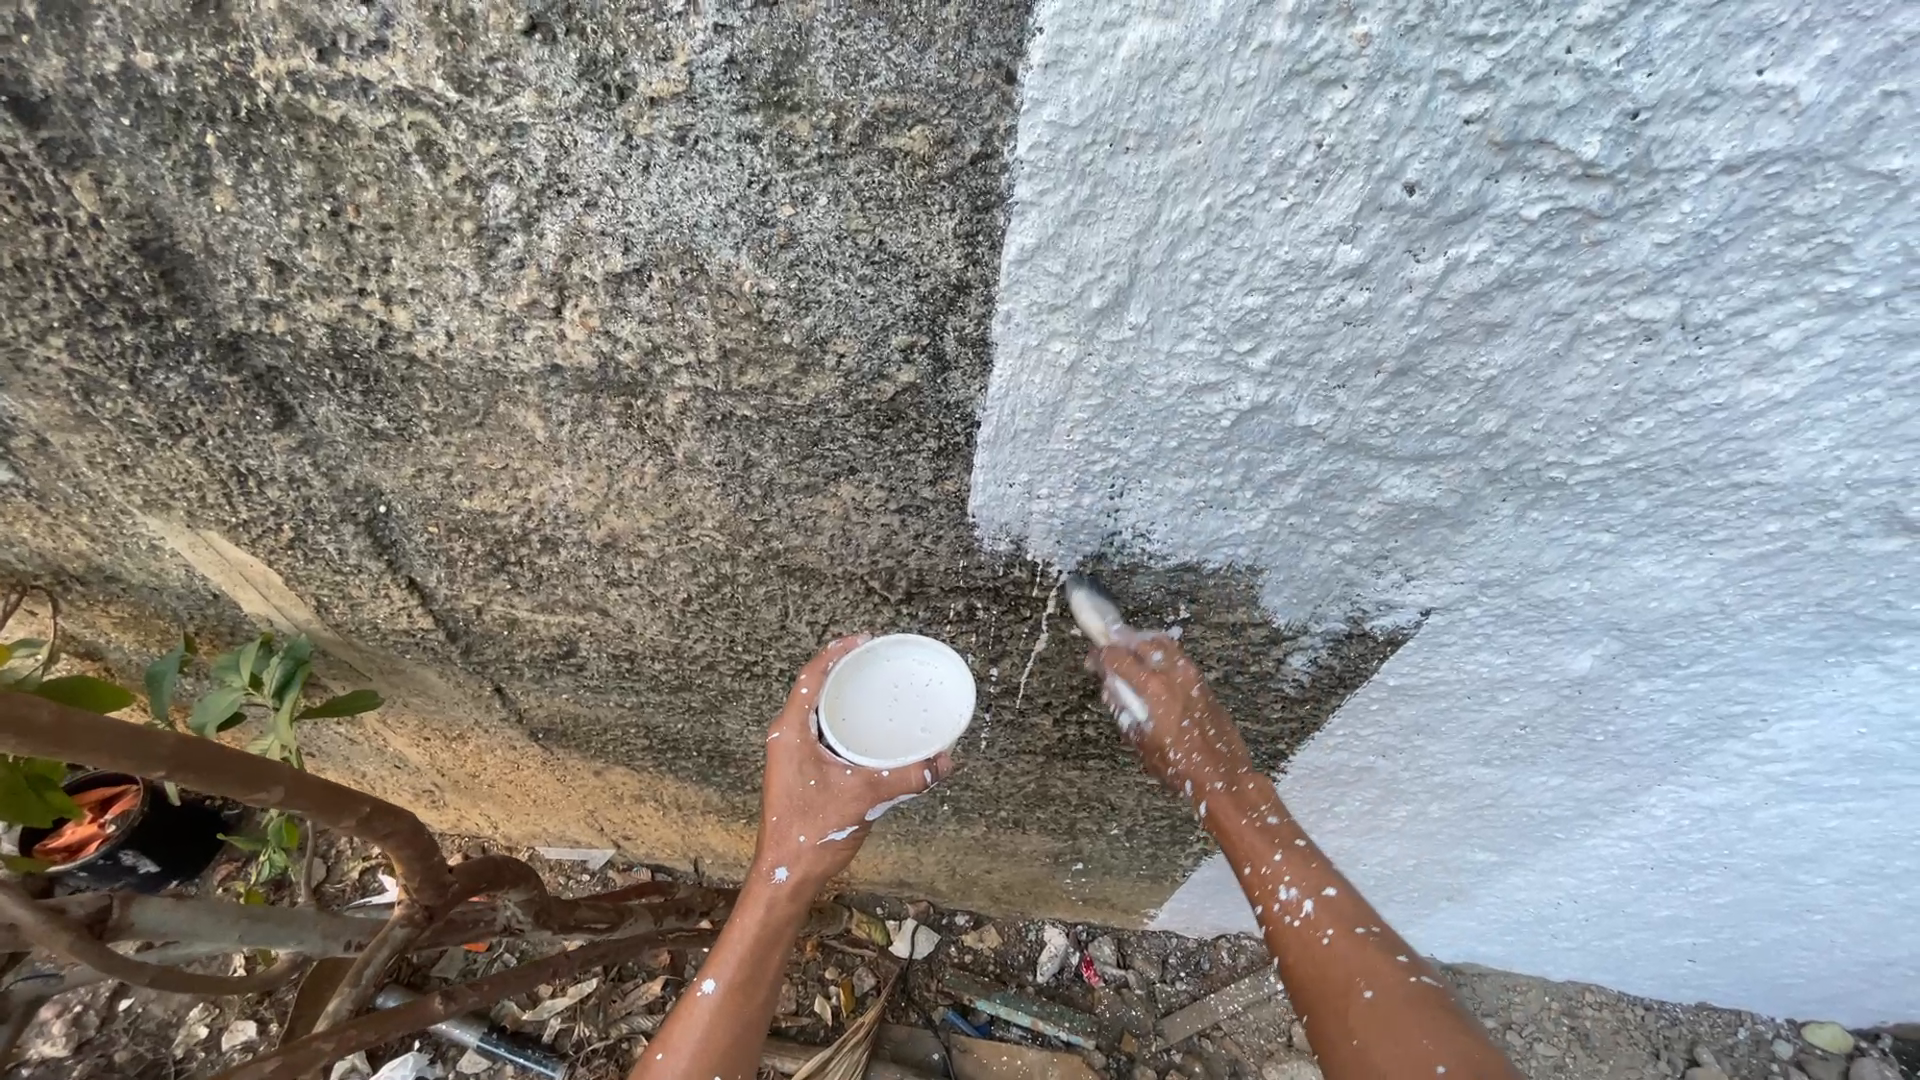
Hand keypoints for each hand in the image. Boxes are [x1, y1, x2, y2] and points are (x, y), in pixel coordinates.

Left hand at [751, 635, 952, 891]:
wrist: (787, 876)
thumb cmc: (811, 834)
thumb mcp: (865, 798)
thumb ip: (908, 778)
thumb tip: (945, 762)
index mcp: (791, 732)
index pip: (811, 677)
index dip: (835, 652)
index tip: (863, 640)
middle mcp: (787, 736)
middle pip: (814, 688)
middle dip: (842, 669)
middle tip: (874, 658)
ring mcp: (791, 754)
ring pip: (816, 711)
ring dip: (841, 695)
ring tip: (873, 685)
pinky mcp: (799, 769)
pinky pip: (821, 731)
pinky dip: (842, 720)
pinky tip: (867, 727)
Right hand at [1090, 634, 1253, 806]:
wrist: (1223, 774)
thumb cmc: (1178, 765)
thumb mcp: (1139, 740)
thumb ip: (1122, 709)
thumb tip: (1111, 689)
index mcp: (1152, 687)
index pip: (1116, 656)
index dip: (1099, 655)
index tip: (1092, 662)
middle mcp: (1172, 673)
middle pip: (1139, 641)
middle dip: (1119, 644)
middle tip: (1109, 656)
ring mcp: (1190, 674)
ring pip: (1161, 642)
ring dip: (1142, 645)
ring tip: (1131, 658)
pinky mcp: (1202, 681)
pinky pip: (1177, 655)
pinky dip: (1160, 654)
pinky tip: (1154, 670)